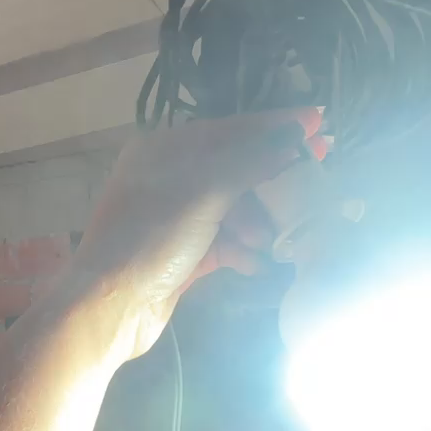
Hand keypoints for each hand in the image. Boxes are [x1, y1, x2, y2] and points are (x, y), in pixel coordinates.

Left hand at [60, 108, 326, 359]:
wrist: (111, 307)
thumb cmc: (151, 239)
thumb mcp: (204, 191)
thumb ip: (251, 163)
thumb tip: (294, 141)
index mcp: (164, 151)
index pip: (230, 129)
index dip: (275, 126)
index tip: (319, 123)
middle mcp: (169, 180)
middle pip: (235, 170)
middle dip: (271, 181)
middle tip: (315, 179)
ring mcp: (175, 221)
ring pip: (232, 210)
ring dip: (256, 224)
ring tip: (272, 240)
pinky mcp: (182, 256)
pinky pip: (223, 243)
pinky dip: (241, 251)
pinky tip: (256, 262)